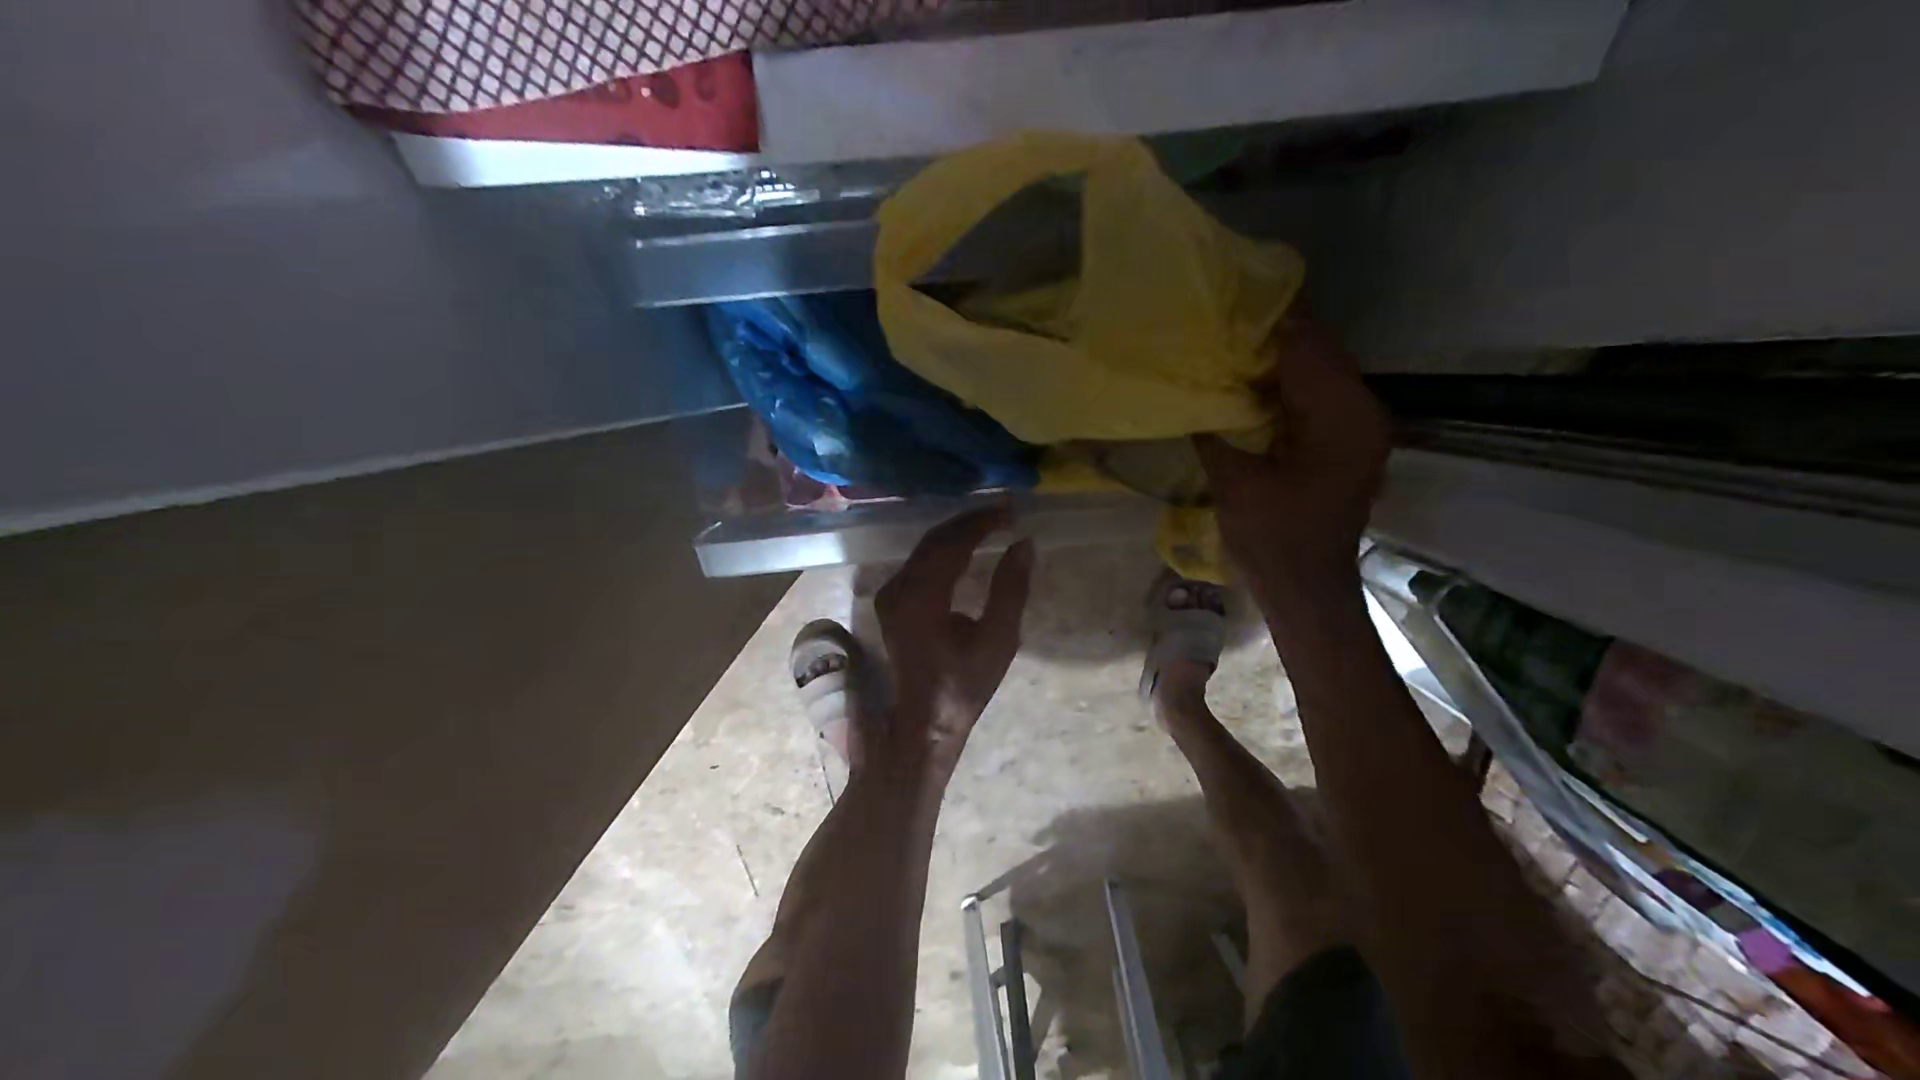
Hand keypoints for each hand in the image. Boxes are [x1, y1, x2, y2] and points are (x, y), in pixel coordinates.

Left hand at [873, 506, 1033, 778]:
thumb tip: (1023, 544)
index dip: (982, 521)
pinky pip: (917, 563)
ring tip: (991, 523)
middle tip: (1004, 511)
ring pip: (923, 549)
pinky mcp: (890, 603)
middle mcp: (898, 589)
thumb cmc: (964, 685)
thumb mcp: (998, 640)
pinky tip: (965, 547)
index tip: (1011, 510)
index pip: (952, 543)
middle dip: (969, 522)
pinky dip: (943, 549)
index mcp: (922, 598)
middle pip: (934, 540)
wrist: (925, 721)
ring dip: (956, 533)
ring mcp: (890, 595)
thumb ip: (1011, 589)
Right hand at [1193, 322, 1388, 604]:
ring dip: (1277, 361)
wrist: (1306, 590)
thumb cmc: (1273, 540)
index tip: (1223, 304)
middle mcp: (1362, 412)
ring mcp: (1358, 428)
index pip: (1306, 346)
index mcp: (1342, 417)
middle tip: (1218, 324)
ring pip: (1318, 372)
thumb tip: (1194, 391)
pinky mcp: (1344, 443)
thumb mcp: (1235, 481)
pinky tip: (1247, 388)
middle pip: (1318, 352)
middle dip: (1271, 337)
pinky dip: (1284, 387)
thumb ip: (1216, 428)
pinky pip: (1316, 397)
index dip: (1266, 323)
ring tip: (1228, 349)